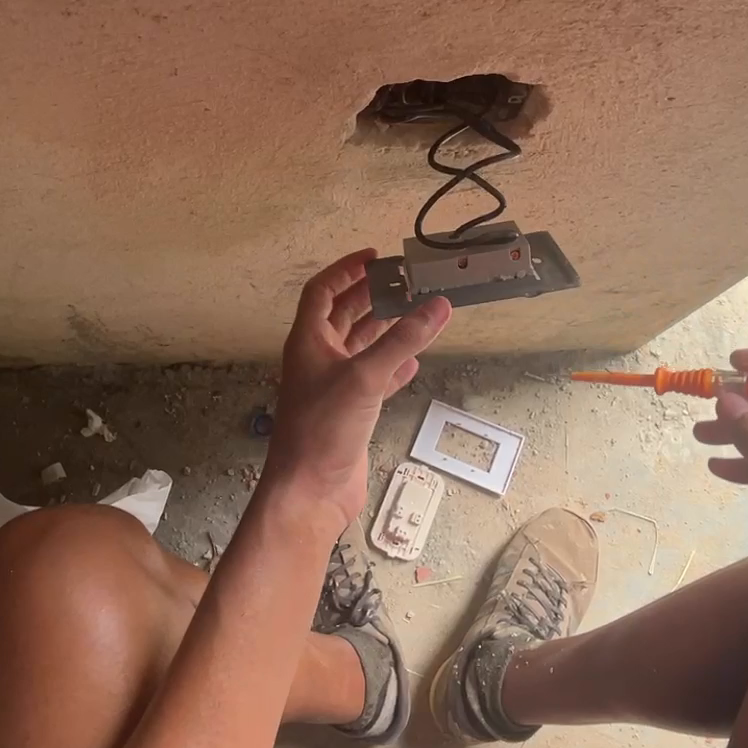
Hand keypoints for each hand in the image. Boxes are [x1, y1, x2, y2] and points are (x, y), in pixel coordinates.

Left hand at [266, 250, 451, 531]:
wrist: (310, 490)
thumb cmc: (324, 428)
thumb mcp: (365, 377)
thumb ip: (402, 341)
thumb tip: (438, 305)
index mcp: (308, 341)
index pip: (323, 291)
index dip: (346, 270)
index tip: (376, 257)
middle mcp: (318, 359)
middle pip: (343, 315)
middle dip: (371, 296)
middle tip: (406, 282)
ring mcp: (333, 386)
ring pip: (360, 346)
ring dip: (385, 329)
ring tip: (416, 312)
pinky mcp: (350, 411)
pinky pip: (374, 379)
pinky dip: (393, 367)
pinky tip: (414, 361)